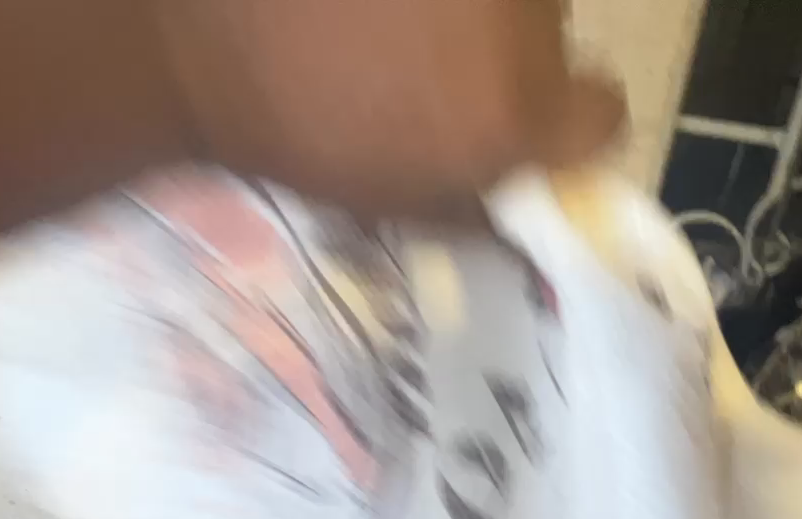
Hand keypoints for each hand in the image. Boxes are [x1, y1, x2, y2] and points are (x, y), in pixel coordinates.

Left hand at [157, 0, 626, 217]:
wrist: (197, 30)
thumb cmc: (298, 134)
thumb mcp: (400, 204)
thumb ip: (479, 209)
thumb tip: (521, 216)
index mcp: (513, 115)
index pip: (605, 119)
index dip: (572, 128)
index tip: (534, 129)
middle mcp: (525, 20)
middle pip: (557, 42)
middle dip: (513, 60)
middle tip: (441, 68)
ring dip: (481, 8)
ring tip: (400, 16)